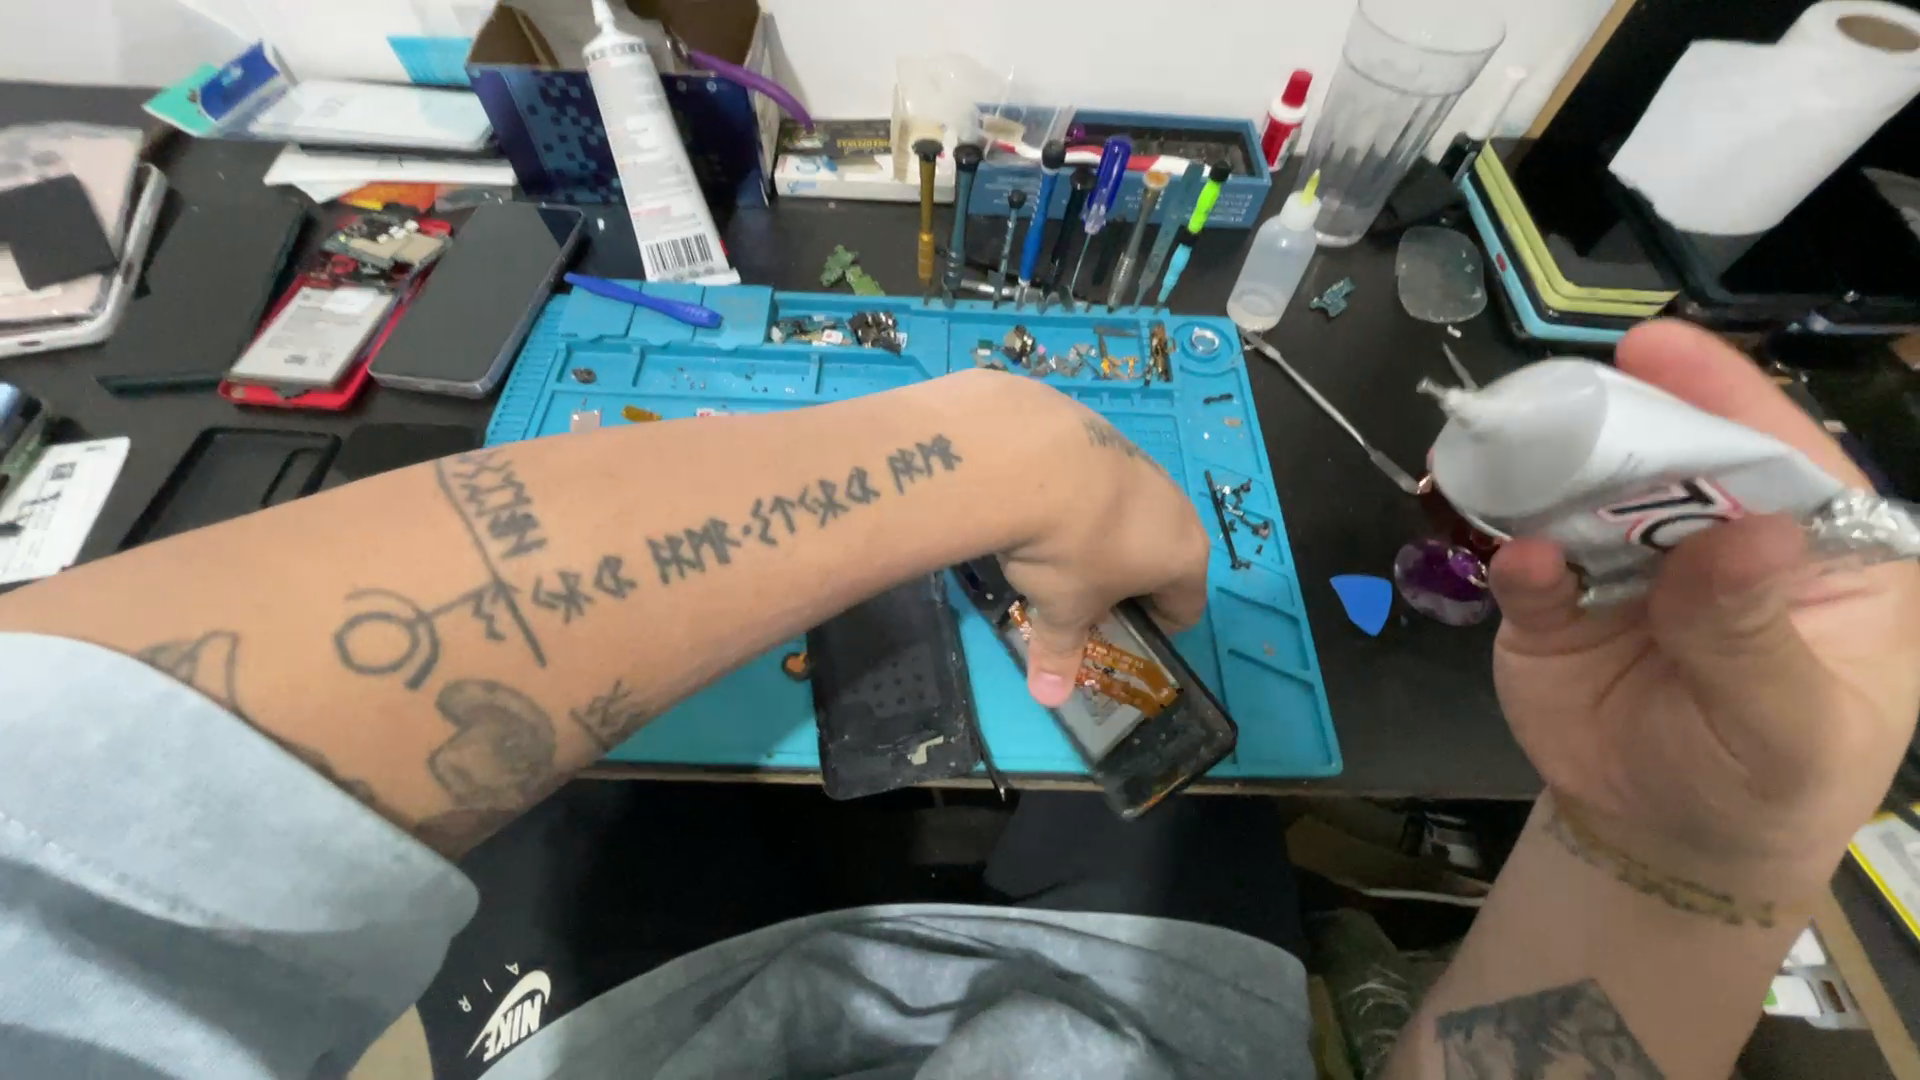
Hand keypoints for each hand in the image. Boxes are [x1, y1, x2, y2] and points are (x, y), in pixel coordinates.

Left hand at [968, 374, 1209, 706]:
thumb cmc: (1069, 550)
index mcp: (1183, 557)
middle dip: (1122, 583)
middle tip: (1077, 597)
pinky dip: (1076, 496)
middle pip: (1159, 559)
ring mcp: (1142, 464)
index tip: (1112, 635)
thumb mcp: (1062, 610)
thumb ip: (1059, 653)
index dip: (1151, 631)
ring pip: (1129, 515)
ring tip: (1050, 548)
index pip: (1186, 610)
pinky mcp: (1105, 434)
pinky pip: (1097, 479)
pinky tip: (1038, 503)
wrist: (1035, 457)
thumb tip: (1048, 698)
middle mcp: (1175, 508)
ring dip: (1100, 535)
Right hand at [1490, 320, 1919, 897]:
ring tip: (1508, 452)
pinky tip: (1519, 565)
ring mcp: (1616, 574)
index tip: (1657, 347)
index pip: (1776, 460)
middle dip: (1616, 429)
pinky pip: (1525, 573)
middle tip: (1561, 395)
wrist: (1654, 828)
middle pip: (1661, 469)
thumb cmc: (1764, 778)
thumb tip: (1742, 533)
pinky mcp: (1545, 607)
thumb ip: (1755, 634)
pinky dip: (1516, 563)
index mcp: (1804, 558)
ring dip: (1542, 483)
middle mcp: (1703, 549)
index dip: (1722, 398)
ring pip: (1577, 508)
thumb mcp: (1789, 723)